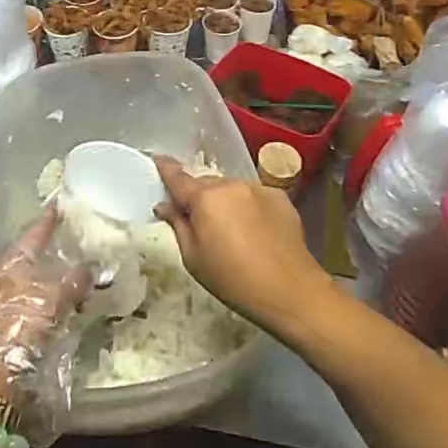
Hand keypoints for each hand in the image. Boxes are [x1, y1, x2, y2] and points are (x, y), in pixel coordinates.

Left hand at [0, 207, 90, 422]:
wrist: (0, 377)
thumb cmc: (25, 325)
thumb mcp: (58, 295)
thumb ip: (78, 276)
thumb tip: (94, 266)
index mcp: (13, 258)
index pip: (38, 228)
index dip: (54, 216)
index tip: (70, 202)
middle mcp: (7, 271)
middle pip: (38, 250)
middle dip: (60, 243)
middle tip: (85, 234)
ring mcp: (8, 295)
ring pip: (40, 273)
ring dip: (61, 270)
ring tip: (88, 264)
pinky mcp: (13, 317)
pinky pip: (41, 293)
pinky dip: (58, 290)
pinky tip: (76, 294)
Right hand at [152, 155, 337, 334]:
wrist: (288, 288)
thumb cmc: (232, 279)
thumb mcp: (194, 258)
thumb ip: (178, 225)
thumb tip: (165, 205)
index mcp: (205, 199)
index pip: (179, 178)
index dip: (167, 169)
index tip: (159, 159)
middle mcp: (231, 185)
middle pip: (207, 185)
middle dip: (200, 197)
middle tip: (200, 223)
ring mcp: (258, 188)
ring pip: (232, 190)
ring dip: (226, 202)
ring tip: (232, 232)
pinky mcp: (279, 196)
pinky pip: (254, 196)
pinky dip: (249, 207)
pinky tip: (255, 231)